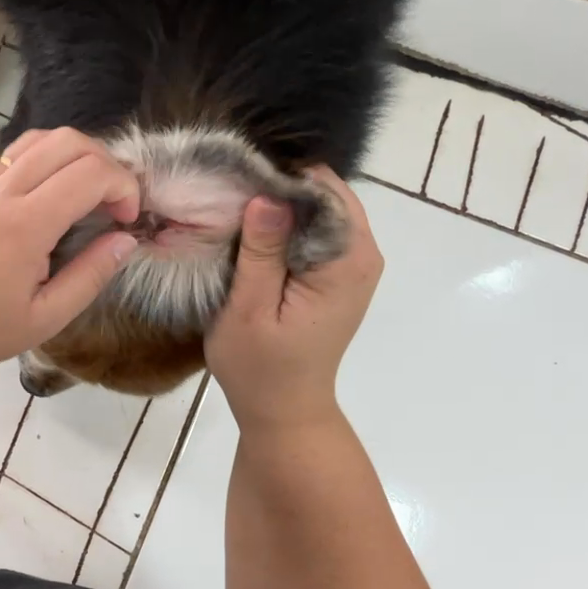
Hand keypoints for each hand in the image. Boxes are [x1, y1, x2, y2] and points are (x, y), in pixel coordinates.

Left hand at [0, 128, 142, 384]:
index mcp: (24, 226)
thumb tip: (126, 240)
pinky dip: (44, 158)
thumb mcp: (47, 318)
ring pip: (39, 139)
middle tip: (114, 204)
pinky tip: (51, 193)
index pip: (91, 174)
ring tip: (87, 192)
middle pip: (69, 142)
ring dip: (75, 154)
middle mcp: (2, 196)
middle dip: (107, 164)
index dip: (124, 188)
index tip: (128, 221)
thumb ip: (91, 275)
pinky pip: (13, 156)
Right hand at [204, 168, 381, 432]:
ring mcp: (352, 265)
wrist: (281, 409)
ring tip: (233, 214)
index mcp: (346, 260)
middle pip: (324, 195)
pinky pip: (314, 233)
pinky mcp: (337, 276)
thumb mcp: (249, 309)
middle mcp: (362, 254)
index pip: (322, 190)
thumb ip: (261, 252)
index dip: (277, 179)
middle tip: (226, 197)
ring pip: (318, 212)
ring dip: (279, 209)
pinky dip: (284, 228)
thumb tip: (266, 195)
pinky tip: (250, 238)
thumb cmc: (259, 366)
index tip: (232, 183)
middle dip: (278, 190)